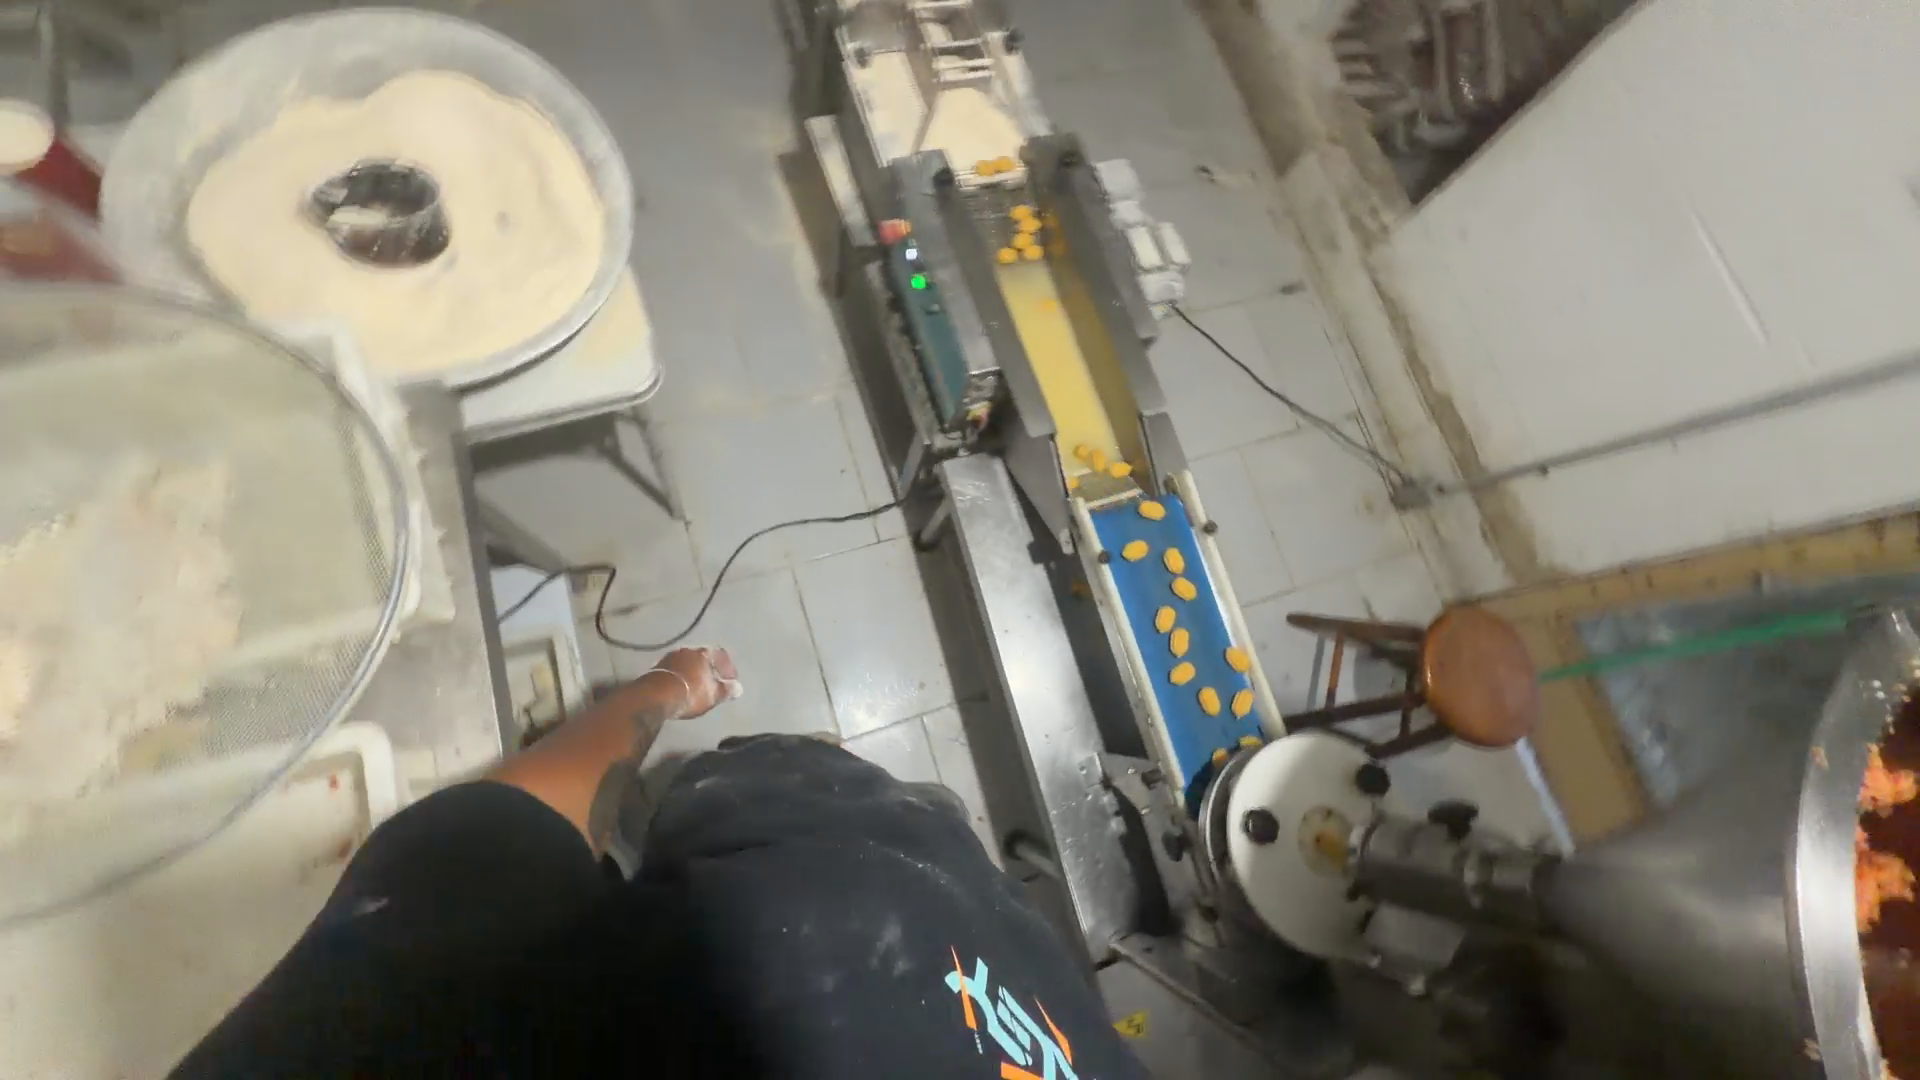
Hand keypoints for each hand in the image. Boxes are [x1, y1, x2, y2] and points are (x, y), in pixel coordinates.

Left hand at [647, 647, 737, 718]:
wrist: (656, 696)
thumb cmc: (691, 692)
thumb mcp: (713, 695)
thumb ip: (727, 690)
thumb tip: (738, 688)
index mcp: (703, 653)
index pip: (721, 654)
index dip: (728, 667)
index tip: (731, 680)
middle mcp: (686, 650)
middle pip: (702, 656)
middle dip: (708, 668)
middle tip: (713, 681)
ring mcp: (669, 658)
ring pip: (686, 662)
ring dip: (692, 672)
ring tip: (695, 685)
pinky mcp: (655, 668)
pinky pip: (673, 670)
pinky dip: (680, 677)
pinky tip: (680, 687)